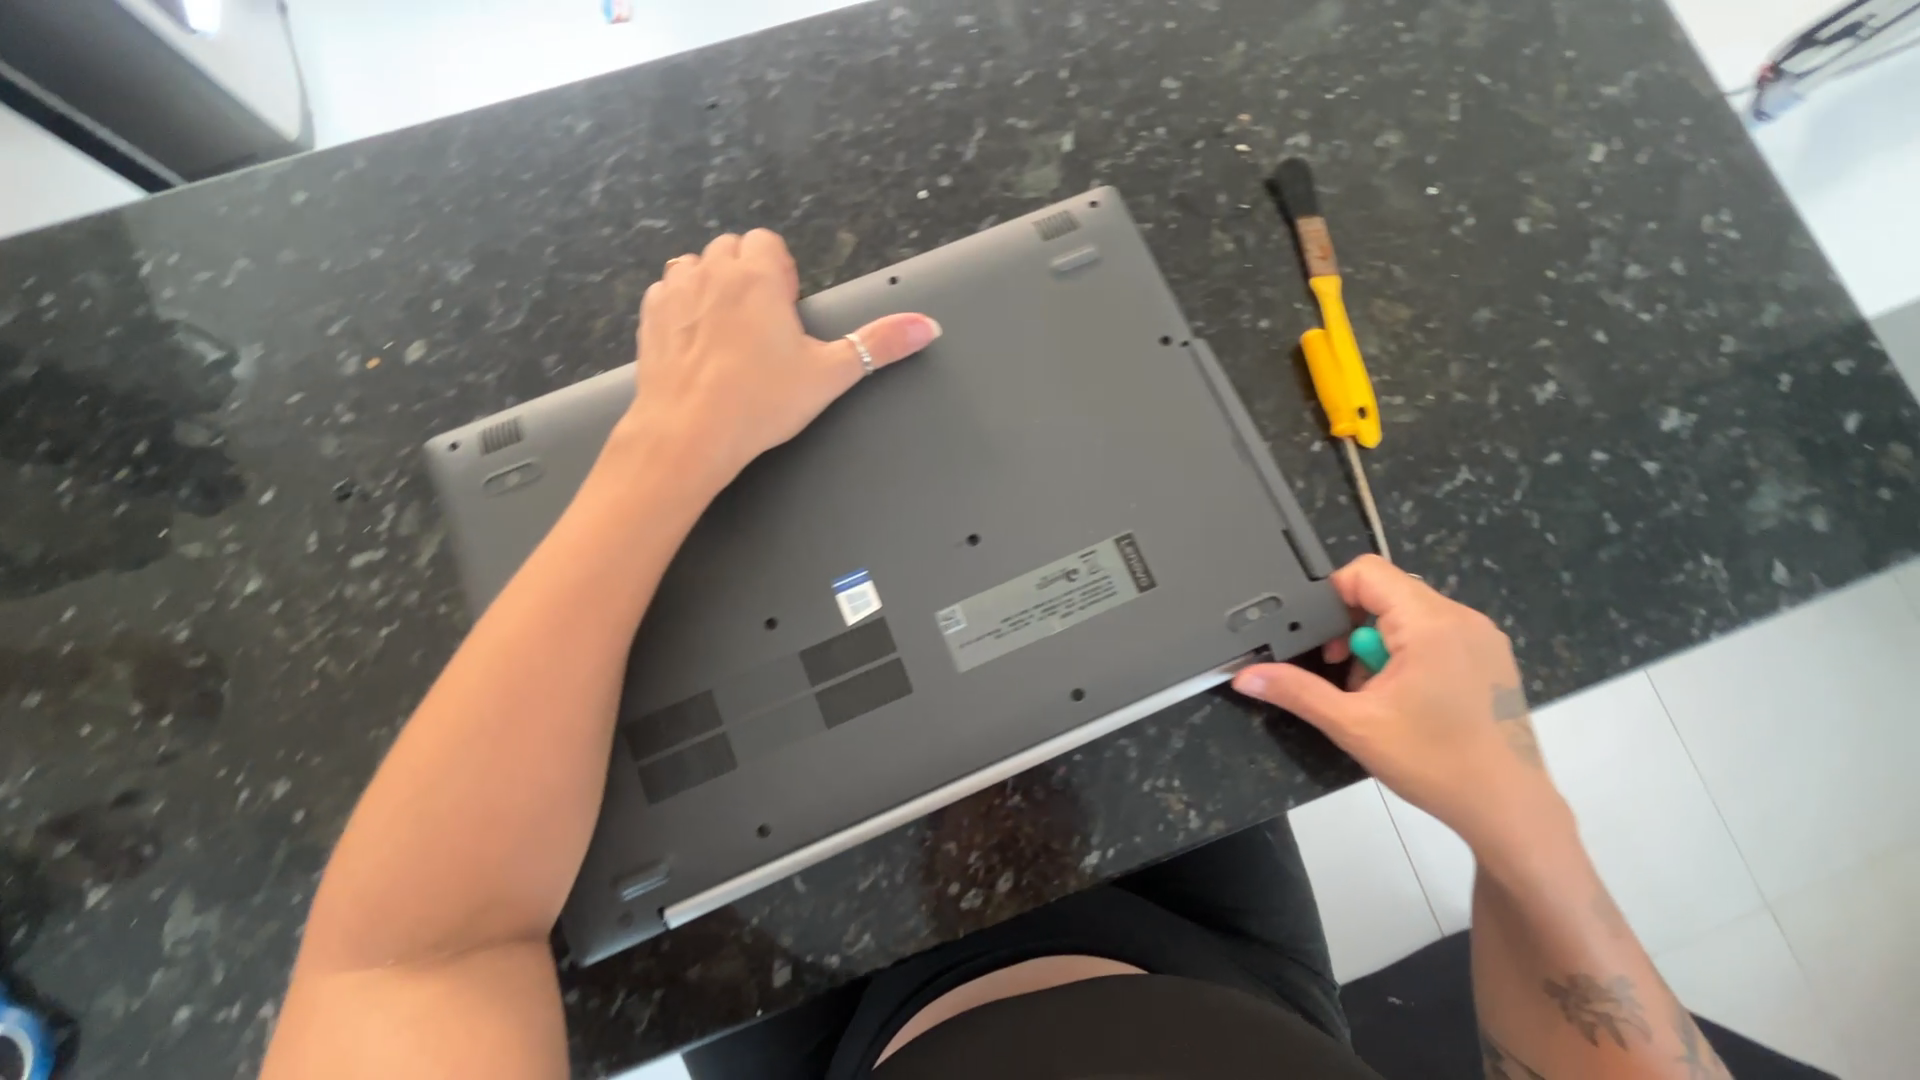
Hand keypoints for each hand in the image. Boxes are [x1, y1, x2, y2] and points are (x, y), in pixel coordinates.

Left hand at [617, 229, 941, 484]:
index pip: (768, 243)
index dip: (780, 276)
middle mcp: (711, 271)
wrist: (688, 435)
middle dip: (747, 278)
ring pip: (696, 266)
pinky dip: (683, 307)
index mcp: (757, 276)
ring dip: (712, 287)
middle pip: (731, 250)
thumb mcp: (831, 374)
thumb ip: (879, 344)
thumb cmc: (760, 403)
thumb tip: (927, 326)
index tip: (783, 314)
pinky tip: (698, 345)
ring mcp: (674, 291)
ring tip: (728, 336)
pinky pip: (667, 291)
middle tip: (761, 331)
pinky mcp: (648, 316)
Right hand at [1232, 556, 1569, 859]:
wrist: (1509, 810)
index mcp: (1430, 624)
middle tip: (1347, 672)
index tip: (1322, 640)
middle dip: (1354, 626)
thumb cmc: (1433, 763)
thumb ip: (1295, 691)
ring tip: (1379, 692)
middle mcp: (1462, 618)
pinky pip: (1437, 631)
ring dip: (1381, 641)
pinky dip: (1410, 652)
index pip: (1366, 571)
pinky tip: (1410, 697)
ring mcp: (1483, 636)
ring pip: (1411, 613)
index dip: (1331, 595)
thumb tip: (1244, 675)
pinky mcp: (1492, 657)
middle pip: (1388, 591)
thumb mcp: (1353, 725)